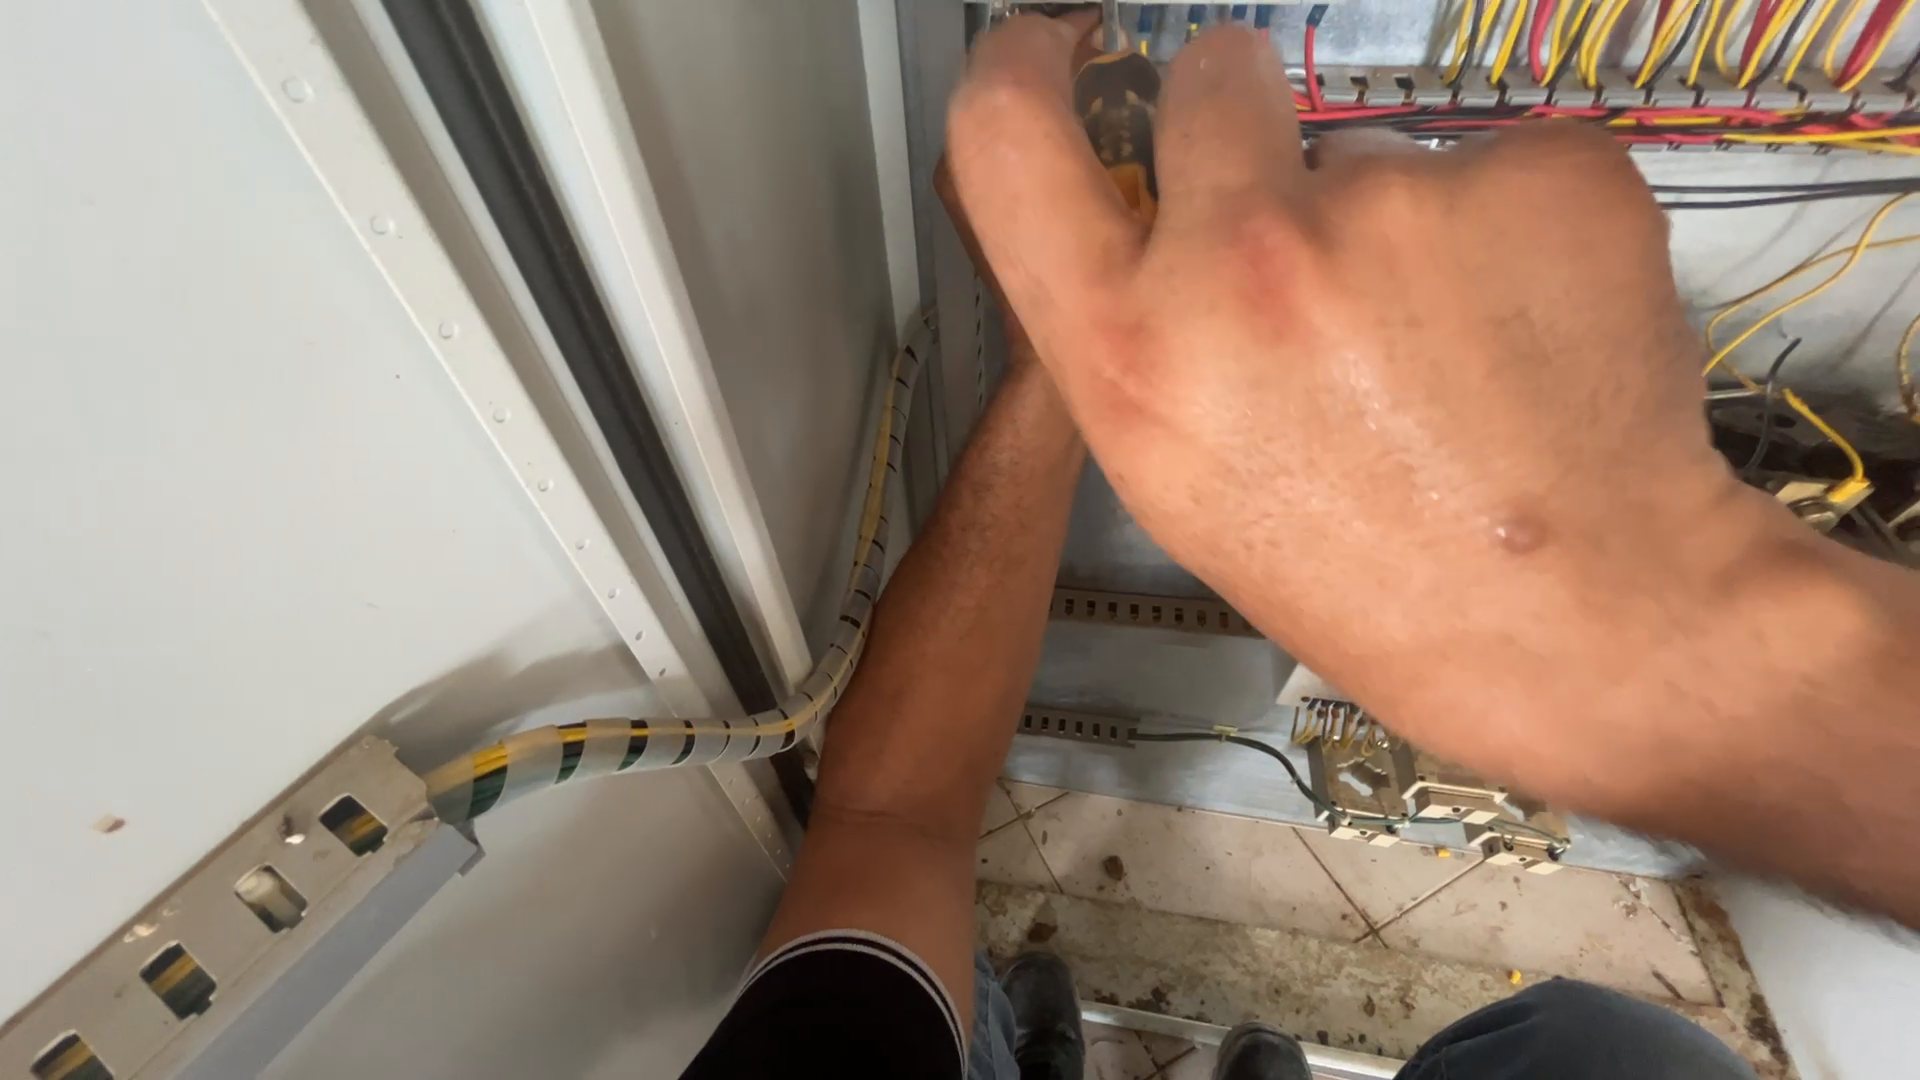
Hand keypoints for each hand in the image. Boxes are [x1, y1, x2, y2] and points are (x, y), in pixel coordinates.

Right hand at [943, 18, 1816, 811]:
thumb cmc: (1326, 562)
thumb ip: (1127, 326)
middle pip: (1206, 75)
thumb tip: (1141, 215)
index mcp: (1126, 349)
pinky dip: (1483, 229)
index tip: (1049, 51)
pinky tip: (1506, 330)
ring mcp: (1392, 204)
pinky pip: (1477, 162)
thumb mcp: (1164, 467)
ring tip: (1417, 337)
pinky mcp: (1541, 173)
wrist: (1555, 614)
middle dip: (1232, 131)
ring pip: (1353, 146)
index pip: (1004, 137)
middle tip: (1284, 241)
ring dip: (1365, 213)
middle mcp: (1235, 257)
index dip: (1016, 69)